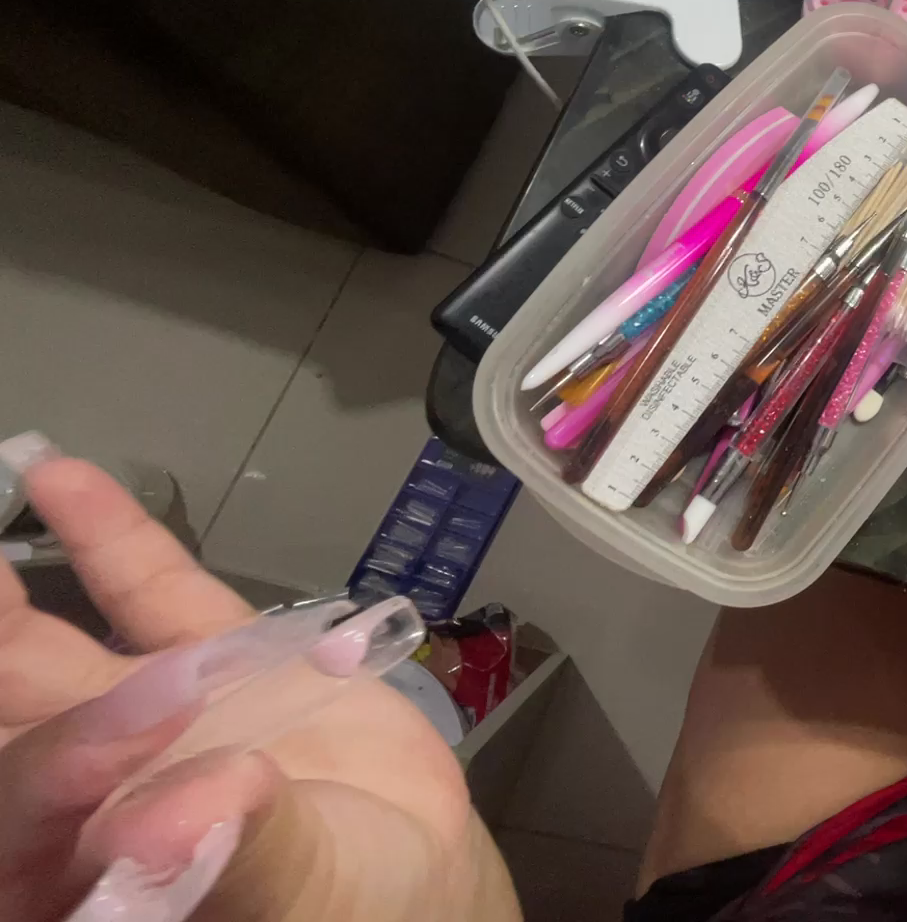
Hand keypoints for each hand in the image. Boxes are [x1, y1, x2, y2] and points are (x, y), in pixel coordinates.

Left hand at [0, 439, 512, 921]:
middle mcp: (75, 791)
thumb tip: (173, 810)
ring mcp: (149, 714)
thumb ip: (236, 859)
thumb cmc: (342, 904)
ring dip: (1, 596)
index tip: (163, 708)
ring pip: (44, 649)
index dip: (65, 757)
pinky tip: (66, 486)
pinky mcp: (224, 659)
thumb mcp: (296, 897)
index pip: (17, 806)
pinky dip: (114, 542)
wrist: (406, 860)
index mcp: (53, 875)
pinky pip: (158, 596)